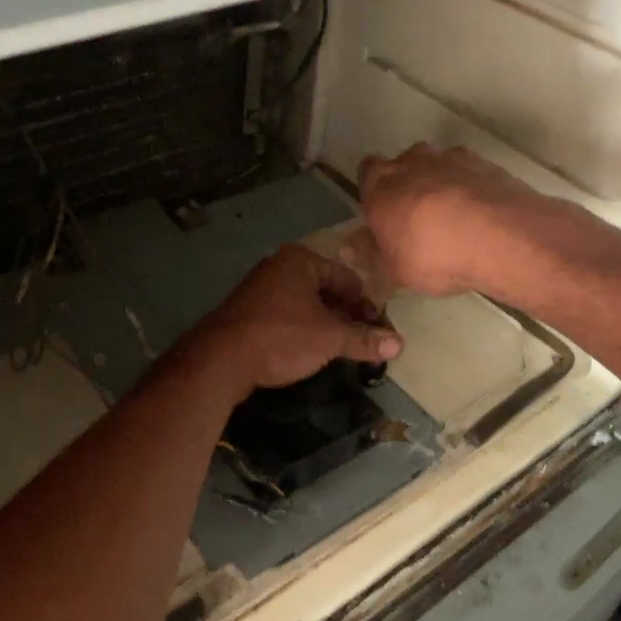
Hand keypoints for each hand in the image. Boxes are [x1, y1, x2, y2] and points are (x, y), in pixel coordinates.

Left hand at [186, 245, 403, 402]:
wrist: (221, 359)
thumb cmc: (281, 337)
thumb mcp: (329, 338)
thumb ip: (364, 339)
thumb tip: (399, 344)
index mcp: (301, 260)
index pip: (348, 279)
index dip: (367, 307)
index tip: (379, 334)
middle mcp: (280, 267)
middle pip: (327, 291)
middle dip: (346, 318)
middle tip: (363, 344)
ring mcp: (261, 289)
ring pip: (307, 306)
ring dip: (326, 327)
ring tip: (340, 351)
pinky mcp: (249, 312)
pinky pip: (287, 317)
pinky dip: (303, 332)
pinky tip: (309, 353)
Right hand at [355, 143, 552, 297]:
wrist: (499, 237)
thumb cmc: (431, 255)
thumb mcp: (392, 270)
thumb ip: (369, 255)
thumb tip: (347, 246)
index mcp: (381, 183)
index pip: (367, 170)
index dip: (373, 188)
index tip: (381, 211)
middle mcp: (413, 161)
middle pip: (404, 163)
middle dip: (409, 182)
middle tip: (417, 217)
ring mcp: (452, 158)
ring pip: (439, 164)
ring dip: (441, 181)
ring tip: (453, 216)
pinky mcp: (487, 164)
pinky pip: (471, 173)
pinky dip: (471, 187)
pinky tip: (480, 215)